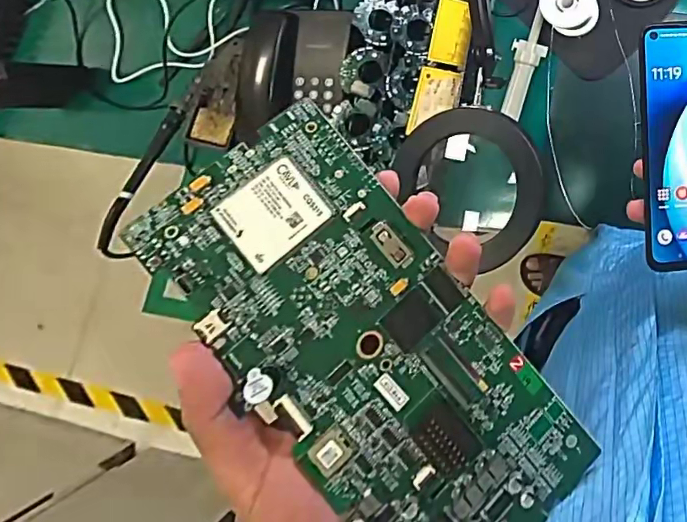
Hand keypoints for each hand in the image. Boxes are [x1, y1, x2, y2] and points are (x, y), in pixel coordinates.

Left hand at [171, 171, 517, 520]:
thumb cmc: (308, 518)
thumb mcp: (251, 474)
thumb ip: (220, 419)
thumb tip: (190, 351)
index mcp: (326, 363)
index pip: (335, 287)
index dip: (344, 238)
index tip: (354, 197)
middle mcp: (375, 356)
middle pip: (394, 282)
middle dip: (406, 234)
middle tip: (414, 203)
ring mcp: (419, 374)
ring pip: (442, 305)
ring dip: (454, 267)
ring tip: (460, 246)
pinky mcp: (460, 399)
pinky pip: (484, 355)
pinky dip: (494, 325)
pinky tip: (496, 302)